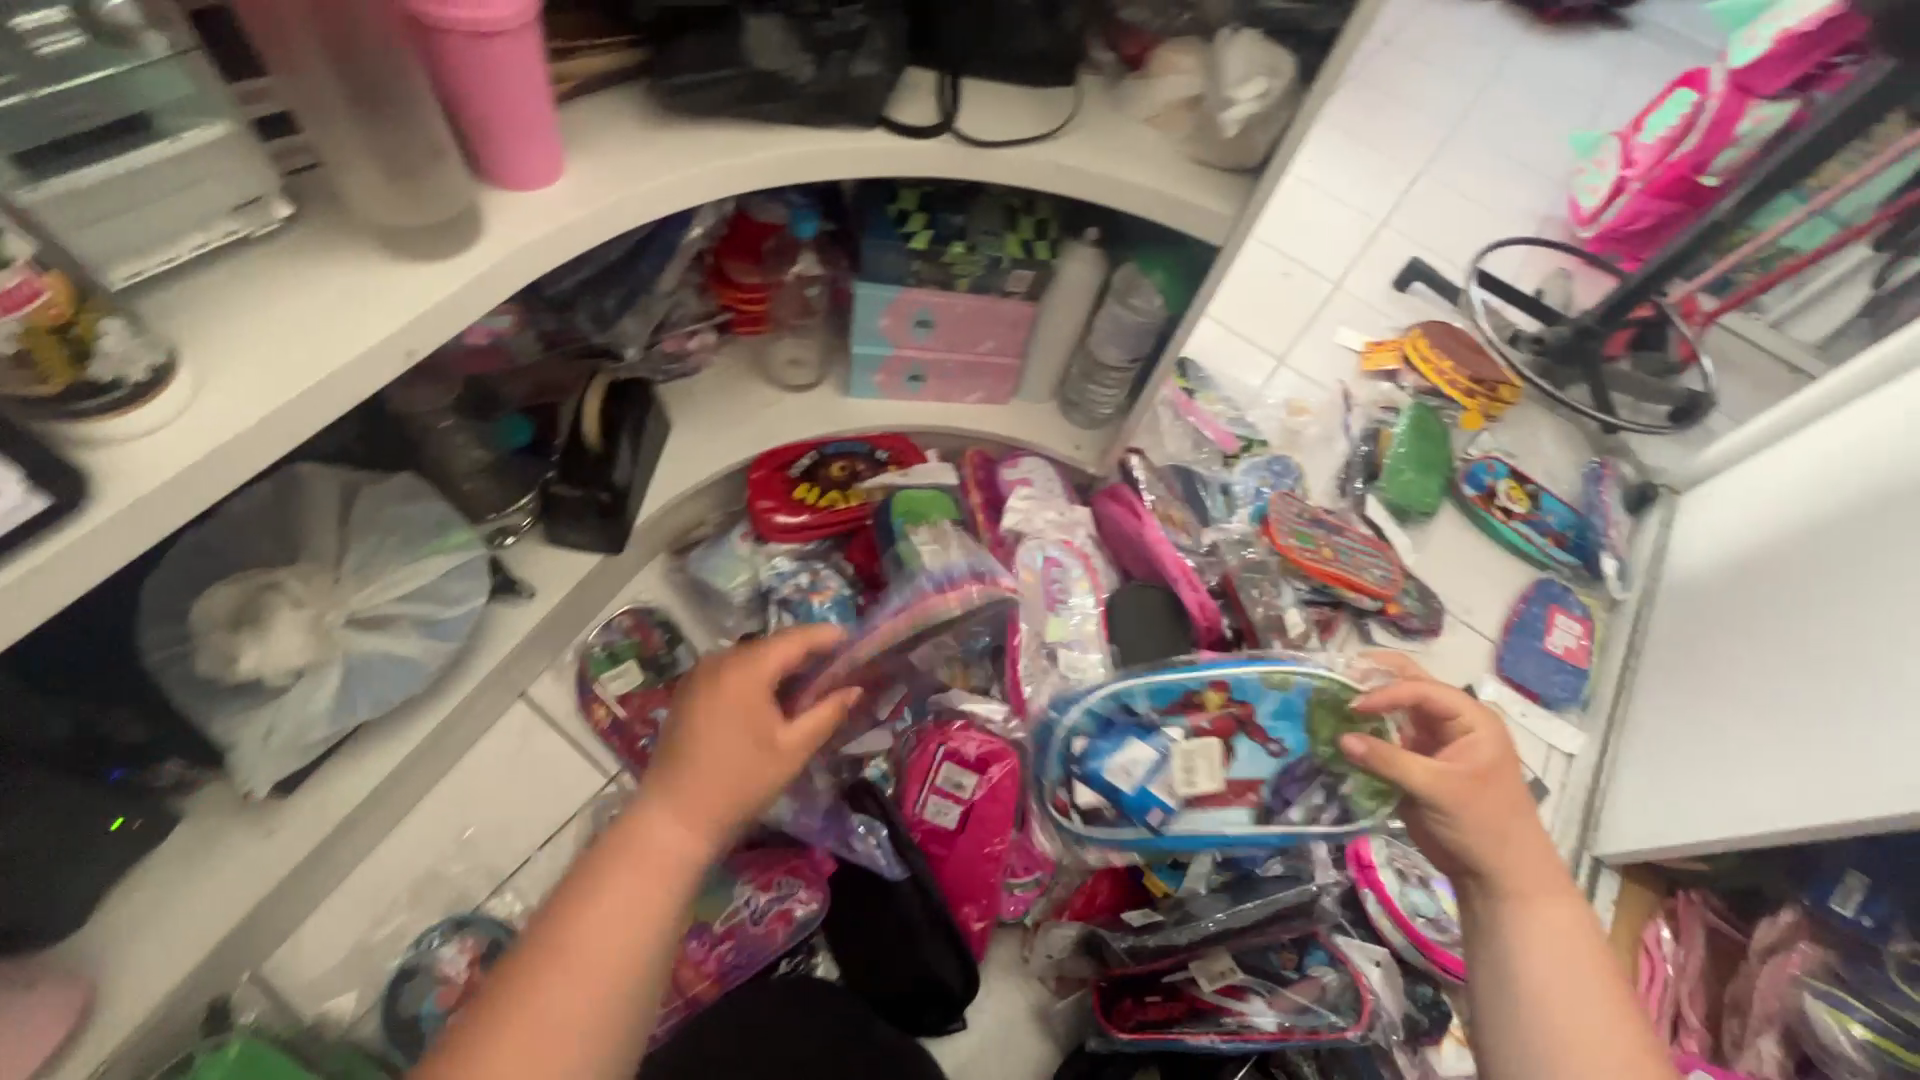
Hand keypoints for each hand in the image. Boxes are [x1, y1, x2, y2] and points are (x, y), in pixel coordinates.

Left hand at [628, 626, 860, 860]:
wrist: (674, 818)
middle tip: (837, 666)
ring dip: (780, 666)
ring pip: (751, 658)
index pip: (795, 638)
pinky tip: (773, 699)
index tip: (853, 637)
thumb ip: (827, 712)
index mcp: (746, 668)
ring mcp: (699, 675)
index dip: (826, 636)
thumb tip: (855, 689)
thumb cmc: (741, 783)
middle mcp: (719, 660)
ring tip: (810, 683)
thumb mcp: (794, 749)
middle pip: (772, 646)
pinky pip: (731, 671)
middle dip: (805, 653)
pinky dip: (757, 677)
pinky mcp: (689, 692)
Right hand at [1338, 653, 1562, 895]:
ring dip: (1364, 707)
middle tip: (1337, 674)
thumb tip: (1340, 738)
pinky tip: (1336, 730)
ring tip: (1329, 698)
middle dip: (1373, 679)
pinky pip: (1383, 739)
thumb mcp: (1438, 789)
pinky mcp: (1412, 763)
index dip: (1385, 693)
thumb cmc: (1482, 824)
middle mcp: (1449, 722)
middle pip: (1408, 687)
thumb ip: (1388, 760)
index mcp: (1470, 719)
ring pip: (1392, 712)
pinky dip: (1362, 734)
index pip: (1421, 689)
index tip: (1353, 707)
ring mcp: (1430, 743)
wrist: (1496, 874)